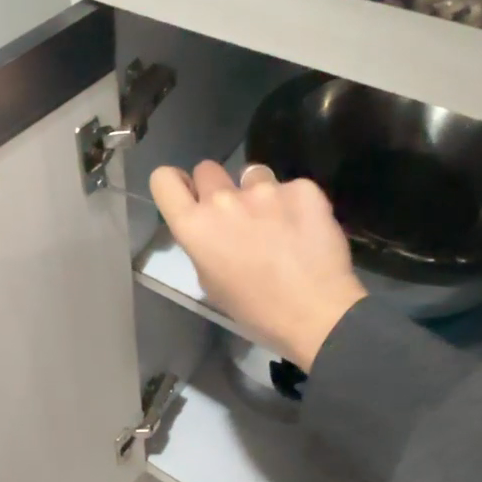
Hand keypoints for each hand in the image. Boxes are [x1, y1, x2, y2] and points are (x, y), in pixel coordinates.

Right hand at [150, 161, 366, 369]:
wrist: (318, 314)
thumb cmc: (256, 310)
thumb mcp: (211, 283)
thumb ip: (203, 245)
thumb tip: (212, 230)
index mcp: (194, 226)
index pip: (163, 178)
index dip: (175, 183)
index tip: (189, 195)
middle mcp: (222, 200)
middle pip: (207, 168)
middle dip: (217, 187)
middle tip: (236, 215)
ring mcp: (264, 190)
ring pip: (251, 174)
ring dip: (258, 193)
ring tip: (277, 223)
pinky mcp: (302, 188)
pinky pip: (291, 187)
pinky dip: (295, 203)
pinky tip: (306, 228)